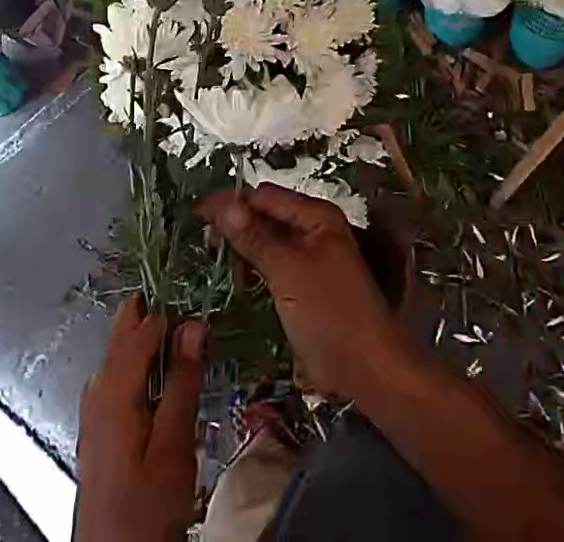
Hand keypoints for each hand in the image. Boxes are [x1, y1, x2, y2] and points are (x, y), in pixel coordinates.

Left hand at [74, 295, 206, 541]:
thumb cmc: (147, 505)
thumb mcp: (174, 442)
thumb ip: (182, 382)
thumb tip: (192, 328)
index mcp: (115, 393)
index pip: (138, 337)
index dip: (163, 317)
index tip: (188, 301)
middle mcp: (98, 398)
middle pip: (118, 345)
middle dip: (138, 320)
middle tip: (154, 295)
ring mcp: (93, 418)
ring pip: (112, 364)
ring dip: (132, 342)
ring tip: (150, 324)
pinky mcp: (97, 436)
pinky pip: (110, 384)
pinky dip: (127, 366)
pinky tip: (136, 374)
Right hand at [194, 183, 416, 401]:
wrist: (366, 367)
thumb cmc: (330, 313)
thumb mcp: (287, 270)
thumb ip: (254, 237)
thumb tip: (225, 205)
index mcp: (316, 217)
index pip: (264, 196)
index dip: (231, 203)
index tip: (198, 214)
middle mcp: (315, 230)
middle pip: (266, 215)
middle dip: (236, 223)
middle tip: (204, 239)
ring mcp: (311, 258)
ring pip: (268, 240)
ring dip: (243, 246)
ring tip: (218, 259)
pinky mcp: (305, 284)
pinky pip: (273, 263)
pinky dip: (254, 265)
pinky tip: (239, 277)